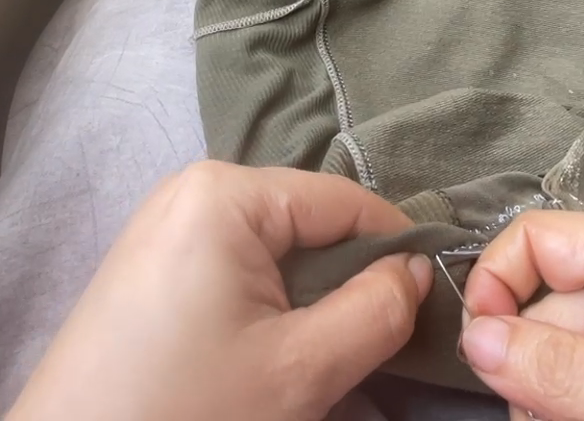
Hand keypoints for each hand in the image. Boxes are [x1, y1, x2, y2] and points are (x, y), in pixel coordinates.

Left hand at [6, 162, 432, 420]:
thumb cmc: (188, 412)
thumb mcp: (300, 371)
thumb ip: (376, 311)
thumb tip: (418, 268)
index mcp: (226, 190)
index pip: (340, 200)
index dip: (395, 243)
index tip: (433, 290)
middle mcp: (194, 185)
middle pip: (305, 219)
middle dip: (346, 273)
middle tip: (377, 334)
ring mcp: (166, 219)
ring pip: (272, 243)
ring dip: (309, 292)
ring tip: (323, 347)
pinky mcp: (151, 258)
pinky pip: (234, 258)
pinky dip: (267, 296)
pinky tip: (268, 345)